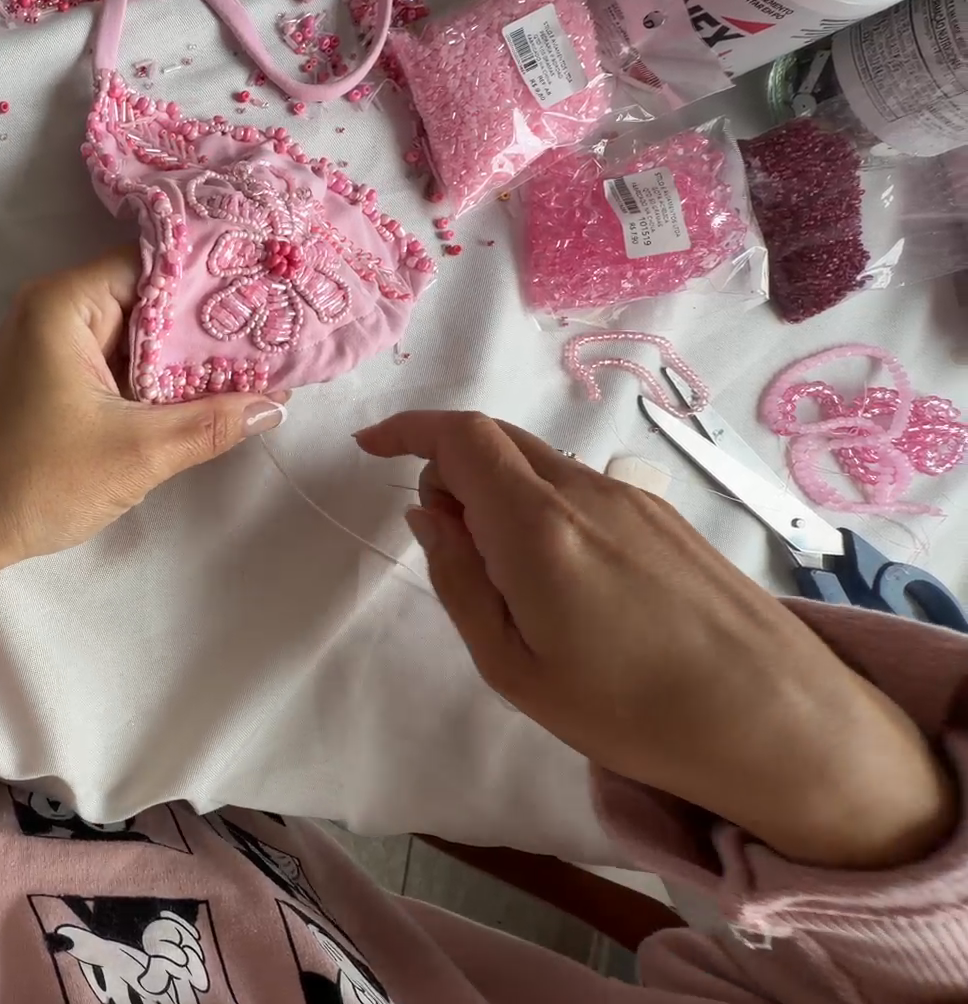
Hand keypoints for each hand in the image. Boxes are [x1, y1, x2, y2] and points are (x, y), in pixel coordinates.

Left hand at [0, 248, 287, 592]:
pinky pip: (123, 365)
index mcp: (67, 304)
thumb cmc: (37, 481)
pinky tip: (212, 393)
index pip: (158, 264)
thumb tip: (276, 404)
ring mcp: (58, 346)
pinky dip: (161, 380)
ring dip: (189, 357)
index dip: (217, 279)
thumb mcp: (136, 453)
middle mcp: (59, 310)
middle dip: (211, 323)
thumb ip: (210, 423)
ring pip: (141, 336)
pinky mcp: (60, 378)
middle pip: (152, 299)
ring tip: (263, 360)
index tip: (274, 293)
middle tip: (280, 331)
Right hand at [357, 410, 955, 869]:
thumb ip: (456, 577)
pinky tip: (555, 574)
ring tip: (503, 572)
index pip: (460, 437)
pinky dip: (530, 501)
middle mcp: (585, 493)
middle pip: (493, 437)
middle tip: (442, 537)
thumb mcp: (508, 663)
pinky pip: (571, 483)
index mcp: (537, 527)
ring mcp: (632, 499)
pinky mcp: (663, 516)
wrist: (793, 733)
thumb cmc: (629, 711)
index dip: (406, 429)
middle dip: (442, 465)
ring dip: (489, 488)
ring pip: (532, 460)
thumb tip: (427, 515)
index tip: (368, 447)